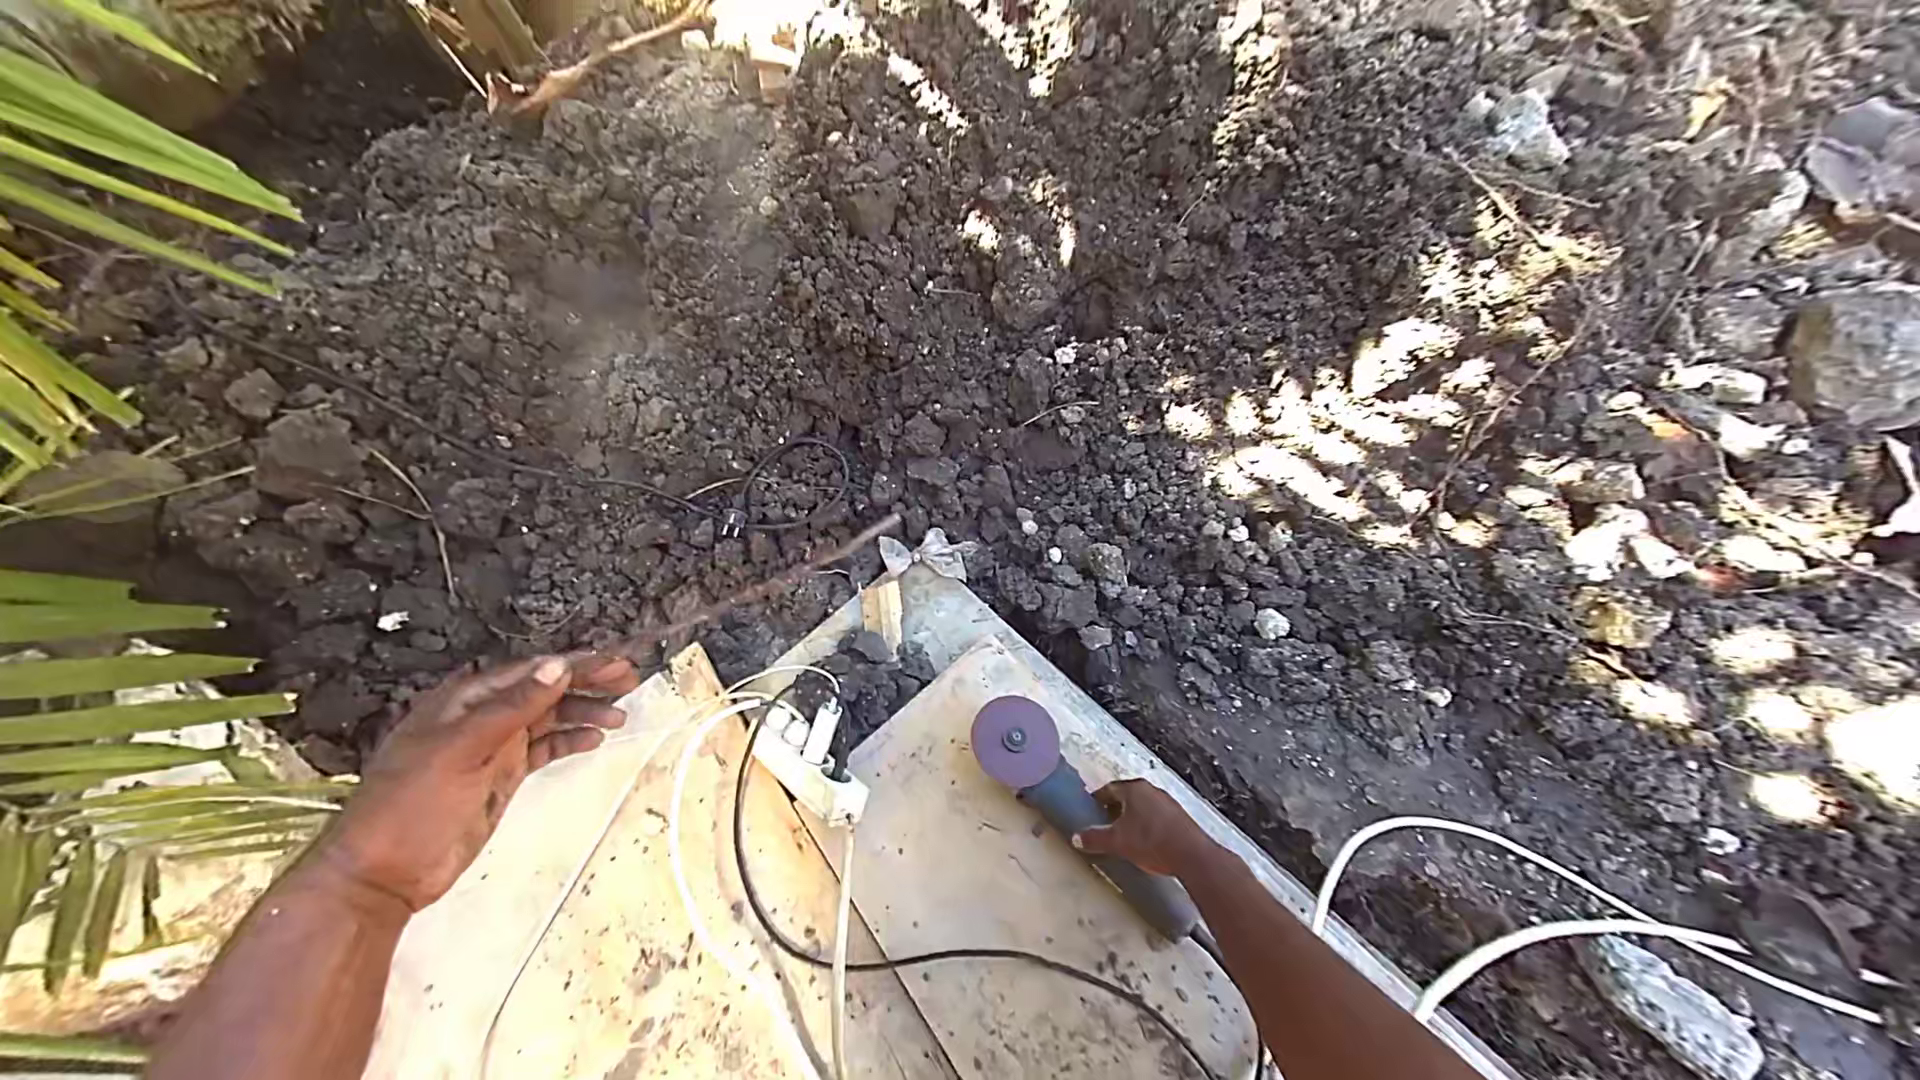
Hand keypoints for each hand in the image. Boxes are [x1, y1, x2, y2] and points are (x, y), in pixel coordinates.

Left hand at [314, 654, 640, 911]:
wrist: (381, 876)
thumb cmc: (413, 806)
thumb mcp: (462, 749)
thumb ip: (513, 706)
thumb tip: (559, 666)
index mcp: (466, 700)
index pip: (533, 672)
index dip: (576, 665)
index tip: (615, 663)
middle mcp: (484, 716)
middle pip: (546, 689)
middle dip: (588, 682)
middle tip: (629, 680)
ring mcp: (495, 745)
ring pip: (551, 717)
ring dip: (585, 712)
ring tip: (619, 716)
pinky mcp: (504, 772)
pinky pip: (546, 746)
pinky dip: (570, 739)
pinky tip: (594, 739)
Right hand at [1071, 778, 1216, 876]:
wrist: (1192, 856)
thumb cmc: (1151, 841)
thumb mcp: (1117, 842)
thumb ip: (1095, 838)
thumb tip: (1076, 838)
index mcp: (1133, 789)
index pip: (1110, 788)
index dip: (1098, 799)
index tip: (1091, 809)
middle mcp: (1151, 790)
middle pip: (1128, 795)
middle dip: (1115, 808)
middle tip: (1105, 822)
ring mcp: (1168, 803)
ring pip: (1144, 805)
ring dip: (1133, 817)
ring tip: (1126, 834)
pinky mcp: (1181, 818)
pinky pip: (1157, 816)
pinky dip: (1148, 824)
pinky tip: (1147, 841)